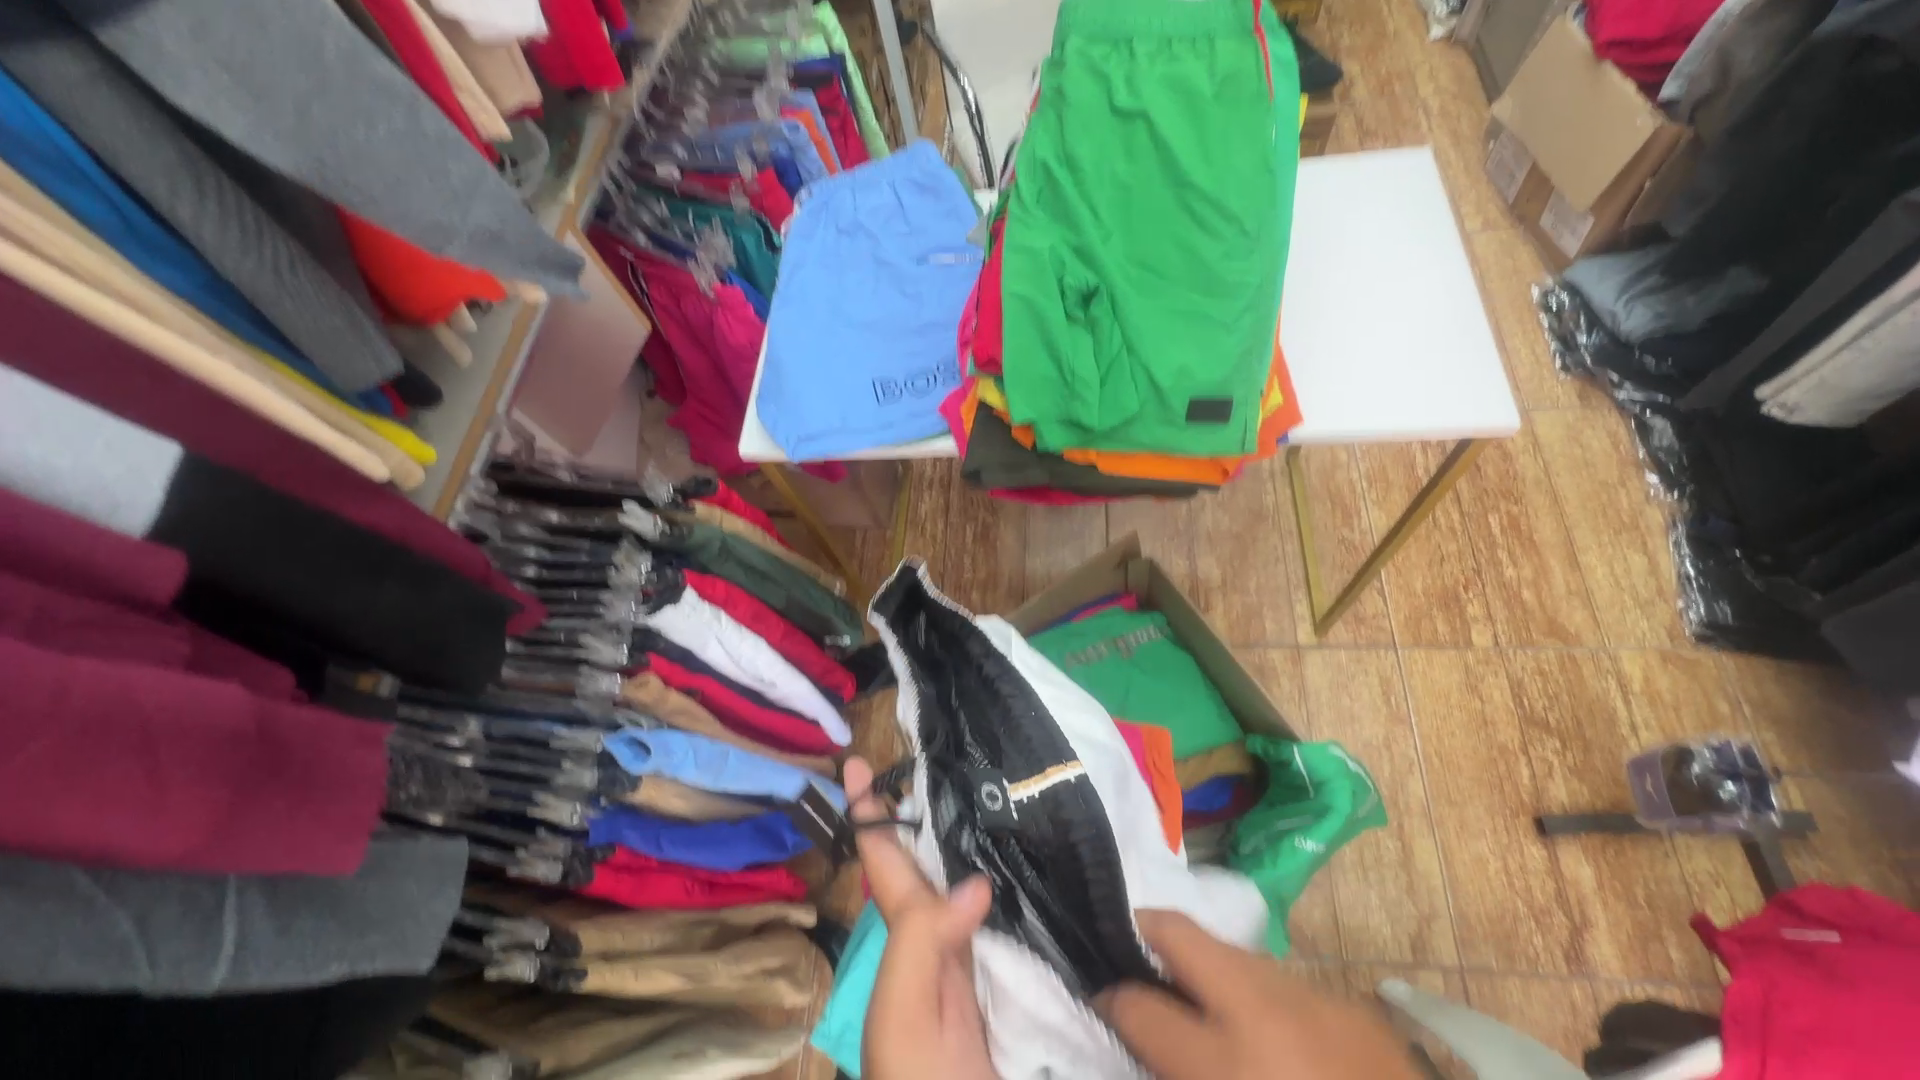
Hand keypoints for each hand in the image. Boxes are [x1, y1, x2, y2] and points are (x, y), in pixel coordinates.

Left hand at [845, 757, 997, 1079]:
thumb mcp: (904, 1013)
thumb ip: (922, 942)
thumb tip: (974, 880)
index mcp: (902, 945)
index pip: (882, 866)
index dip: (869, 815)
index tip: (857, 761)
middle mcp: (933, 945)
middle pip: (925, 867)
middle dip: (920, 813)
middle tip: (935, 758)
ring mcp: (972, 964)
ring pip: (965, 887)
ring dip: (967, 841)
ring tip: (984, 791)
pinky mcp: (1012, 985)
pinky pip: (1008, 922)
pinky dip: (1013, 885)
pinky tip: (1034, 862)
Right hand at [1097, 910, 1420, 1079]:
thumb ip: (1182, 1071)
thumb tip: (1149, 1047)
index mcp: (1227, 1064)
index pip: (1138, 1007)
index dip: (1107, 1000)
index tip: (1099, 1004)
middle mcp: (1264, 1011)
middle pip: (1179, 933)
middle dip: (1142, 935)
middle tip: (1127, 961)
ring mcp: (1313, 1000)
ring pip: (1232, 955)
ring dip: (1204, 970)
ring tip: (1199, 1008)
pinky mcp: (1353, 1009)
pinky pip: (1282, 984)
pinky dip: (1257, 998)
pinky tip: (1270, 1039)